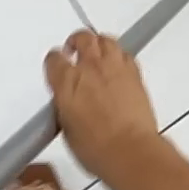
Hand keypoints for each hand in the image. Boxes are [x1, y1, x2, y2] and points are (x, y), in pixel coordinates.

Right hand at [44, 30, 170, 183]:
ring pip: (105, 39)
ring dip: (99, 43)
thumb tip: (68, 107)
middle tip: (74, 48)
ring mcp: (113, 67)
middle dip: (77, 41)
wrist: (130, 151)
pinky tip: (118, 64)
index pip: (54, 59)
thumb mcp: (68, 131)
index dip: (54, 61)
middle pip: (82, 38)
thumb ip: (65, 109)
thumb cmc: (98, 148)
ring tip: (97, 51)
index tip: (56, 65)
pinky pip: (125, 53)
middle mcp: (90, 67)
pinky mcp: (134, 72)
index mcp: (67, 81)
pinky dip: (119, 55)